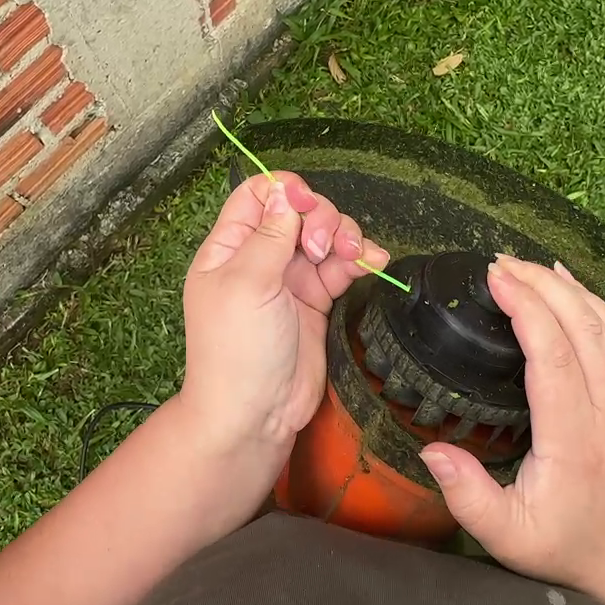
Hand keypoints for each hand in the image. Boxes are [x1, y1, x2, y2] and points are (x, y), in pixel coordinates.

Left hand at [181, 173, 388, 448]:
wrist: (255, 415)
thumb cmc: (237, 348)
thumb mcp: (247, 284)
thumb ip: (269, 234)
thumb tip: (284, 190)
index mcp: (230, 247)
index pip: (256, 195)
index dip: (284, 190)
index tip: (305, 205)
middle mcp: (260, 256)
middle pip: (298, 211)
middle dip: (320, 218)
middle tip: (321, 247)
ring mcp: (290, 278)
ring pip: (324, 235)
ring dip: (345, 236)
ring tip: (354, 257)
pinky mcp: (317, 300)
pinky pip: (341, 266)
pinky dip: (360, 259)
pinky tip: (374, 262)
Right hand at [419, 255, 604, 604]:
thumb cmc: (559, 545)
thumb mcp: (505, 536)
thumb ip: (468, 496)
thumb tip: (432, 450)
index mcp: (573, 441)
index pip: (556, 359)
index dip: (529, 311)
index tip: (496, 279)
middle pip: (585, 329)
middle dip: (543, 286)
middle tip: (499, 263)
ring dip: (567, 287)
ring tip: (526, 265)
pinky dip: (594, 300)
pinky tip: (567, 281)